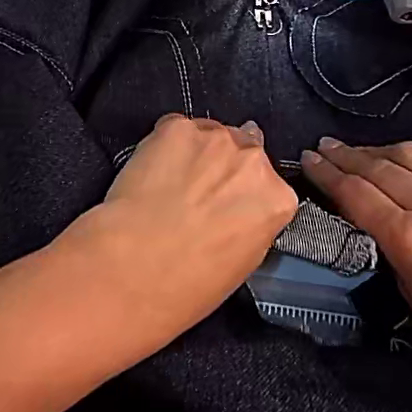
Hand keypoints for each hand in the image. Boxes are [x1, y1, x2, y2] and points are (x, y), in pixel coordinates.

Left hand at [72, 115, 296, 335]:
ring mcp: (215, 138)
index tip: (227, 206)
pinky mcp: (177, 127)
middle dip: (225, 167)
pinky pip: (175, 128)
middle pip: (245, 149)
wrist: (134, 267)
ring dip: (197, 152)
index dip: (244, 196)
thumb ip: (252, 224)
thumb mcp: (243, 265)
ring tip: (171, 183)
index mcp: (277, 198)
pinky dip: (164, 145)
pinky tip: (152, 172)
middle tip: (198, 194)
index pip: (270, 185)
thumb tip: (240, 212)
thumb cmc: (185, 284)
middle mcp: (253, 160)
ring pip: (211, 134)